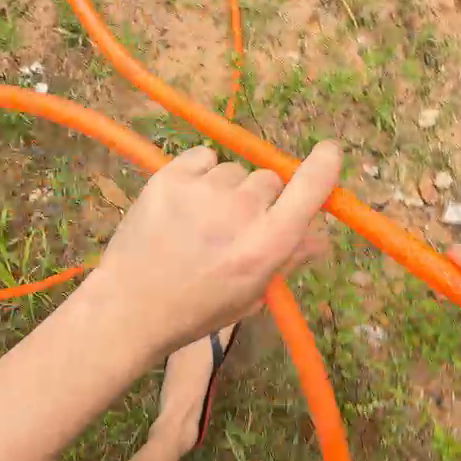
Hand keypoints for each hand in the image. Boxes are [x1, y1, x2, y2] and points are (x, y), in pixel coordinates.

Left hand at [79, 142, 340, 362]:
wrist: (129, 307)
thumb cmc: (196, 309)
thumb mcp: (251, 295)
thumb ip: (287, 259)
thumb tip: (322, 236)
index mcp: (266, 246)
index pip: (309, 191)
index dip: (323, 167)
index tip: (330, 151)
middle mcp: (239, 213)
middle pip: (268, 180)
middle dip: (260, 198)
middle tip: (234, 225)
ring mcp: (203, 191)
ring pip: (233, 171)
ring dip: (226, 188)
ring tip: (201, 220)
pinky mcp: (170, 177)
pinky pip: (203, 157)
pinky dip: (200, 172)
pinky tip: (187, 201)